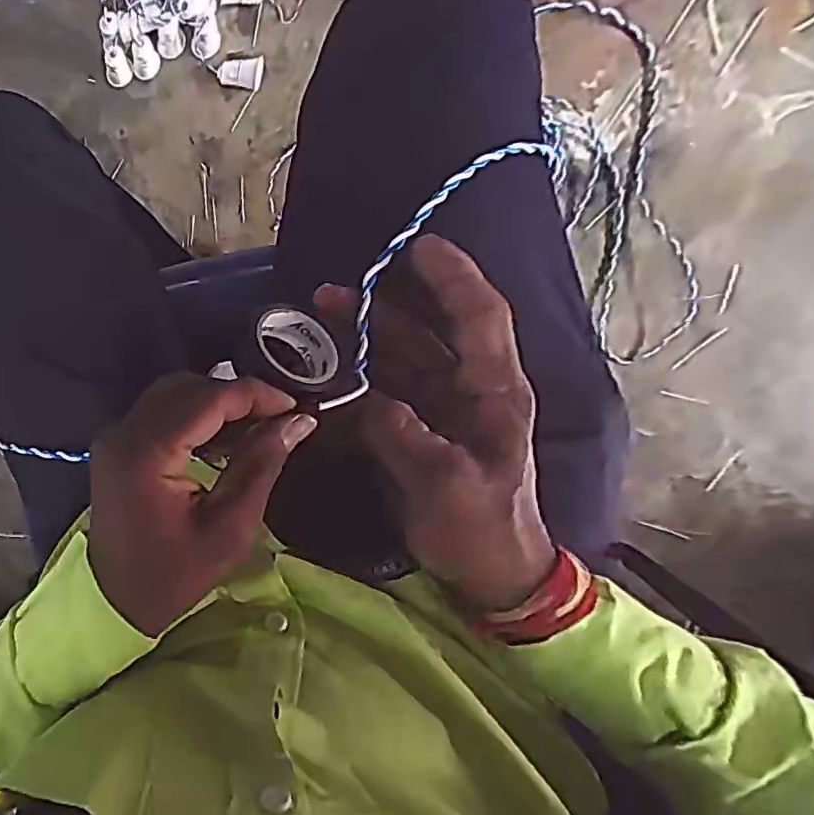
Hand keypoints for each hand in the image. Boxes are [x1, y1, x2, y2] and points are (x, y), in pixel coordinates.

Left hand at [90, 373, 317, 635]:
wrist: (115, 601)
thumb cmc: (172, 575)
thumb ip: (260, 465)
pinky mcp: (116, 446)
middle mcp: (122, 433)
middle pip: (186, 387)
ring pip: (172, 394)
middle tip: (279, 418)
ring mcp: (114, 437)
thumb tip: (297, 421)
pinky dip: (194, 416)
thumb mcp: (228, 528)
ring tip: (259, 428)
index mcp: (145, 452)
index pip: (206, 398)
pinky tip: (225, 440)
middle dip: (236, 396)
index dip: (255, 394)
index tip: (295, 406)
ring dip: (215, 403)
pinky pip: (159, 413)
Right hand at [314, 235, 554, 614]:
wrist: (490, 569)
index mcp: (494, 392)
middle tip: (330, 293)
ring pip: (399, 358)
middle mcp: (467, 390)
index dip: (453, 278)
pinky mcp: (416, 430)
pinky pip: (382, 392)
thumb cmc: (482, 526)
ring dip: (362, 337)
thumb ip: (402, 436)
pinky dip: (354, 379)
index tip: (419, 245)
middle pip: (426, 332)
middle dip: (382, 306)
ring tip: (319, 317)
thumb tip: (363, 399)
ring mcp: (440, 410)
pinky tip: (324, 374)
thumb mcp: (444, 484)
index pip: (479, 318)